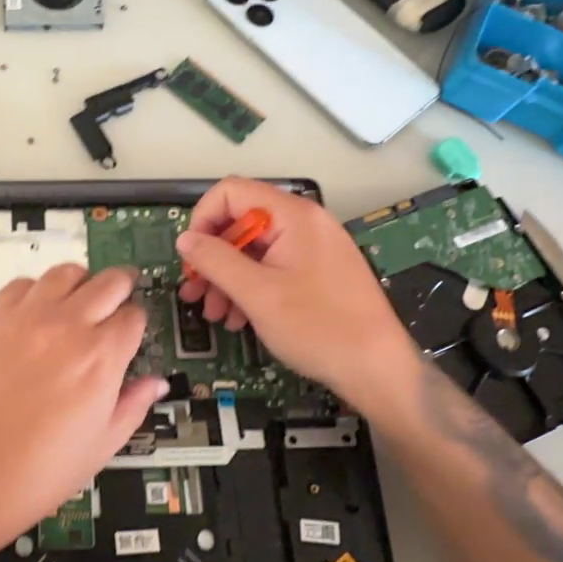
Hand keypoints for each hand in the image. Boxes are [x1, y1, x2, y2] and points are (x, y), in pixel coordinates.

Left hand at [0, 264, 164, 561]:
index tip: (131, 334)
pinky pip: (21, 285)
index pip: (134, 317)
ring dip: (80, 282)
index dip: (137, 324)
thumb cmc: (37, 473)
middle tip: (118, 300)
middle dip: (121, 288)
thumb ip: (132, 406)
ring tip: (78, 300)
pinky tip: (34, 314)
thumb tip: (155, 383)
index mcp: (101, 358)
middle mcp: (66, 326)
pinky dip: (36, 292)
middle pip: (108, 282)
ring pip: (65, 273)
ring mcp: (25, 318)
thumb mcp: (100, 447)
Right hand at [176, 178, 419, 403]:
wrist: (377, 369)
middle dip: (212, 258)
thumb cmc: (317, 327)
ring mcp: (315, 247)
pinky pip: (274, 267)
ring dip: (227, 278)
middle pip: (241, 223)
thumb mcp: (257, 294)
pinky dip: (251, 288)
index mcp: (293, 216)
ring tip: (215, 314)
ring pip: (255, 250)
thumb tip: (184, 239)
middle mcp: (305, 222)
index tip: (191, 257)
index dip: (202, 219)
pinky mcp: (320, 272)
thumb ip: (215, 261)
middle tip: (194, 293)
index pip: (230, 192)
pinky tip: (239, 319)